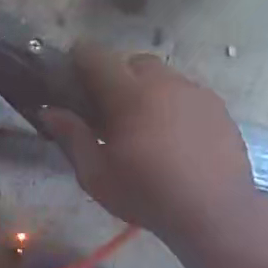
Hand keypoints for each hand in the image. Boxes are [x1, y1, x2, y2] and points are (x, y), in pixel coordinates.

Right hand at [37, 43, 256, 242]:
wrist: (213, 211)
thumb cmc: (146, 195)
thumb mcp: (96, 175)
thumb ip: (72, 137)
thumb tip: (49, 111)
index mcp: (129, 94)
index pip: (96, 56)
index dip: (78, 61)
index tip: (71, 81)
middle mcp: (165, 82)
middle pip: (133, 62)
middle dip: (117, 78)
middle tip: (109, 113)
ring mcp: (196, 92)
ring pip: (164, 77)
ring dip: (148, 92)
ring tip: (145, 129)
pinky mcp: (218, 108)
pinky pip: (188, 95)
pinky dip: (175, 106)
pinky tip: (175, 140)